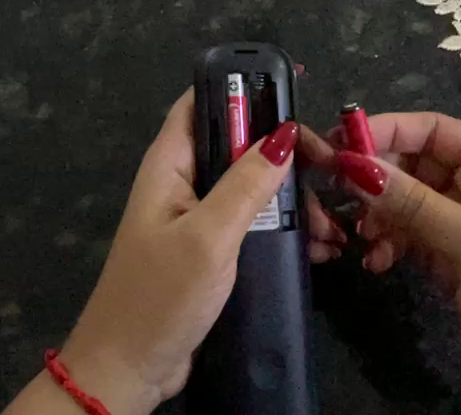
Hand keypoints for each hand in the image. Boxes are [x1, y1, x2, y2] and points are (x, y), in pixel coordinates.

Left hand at [5, 91, 298, 414]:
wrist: (129, 370)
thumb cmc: (161, 294)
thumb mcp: (209, 236)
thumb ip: (246, 184)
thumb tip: (285, 133)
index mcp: (169, 162)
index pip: (201, 102)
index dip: (241, 90)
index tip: (292, 93)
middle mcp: (181, 180)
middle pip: (235, 144)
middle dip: (280, 153)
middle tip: (326, 170)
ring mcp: (194, 216)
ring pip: (248, 187)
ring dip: (288, 199)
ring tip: (330, 226)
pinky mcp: (208, 249)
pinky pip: (250, 224)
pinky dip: (281, 229)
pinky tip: (317, 248)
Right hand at [301, 112, 460, 414]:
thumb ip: (413, 203)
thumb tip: (351, 164)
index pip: (432, 130)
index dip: (385, 130)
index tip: (339, 143)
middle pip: (414, 164)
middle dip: (376, 178)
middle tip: (336, 194)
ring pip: (407, 203)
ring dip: (379, 216)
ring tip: (360, 239)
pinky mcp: (458, 265)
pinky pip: (412, 239)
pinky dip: (390, 245)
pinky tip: (376, 262)